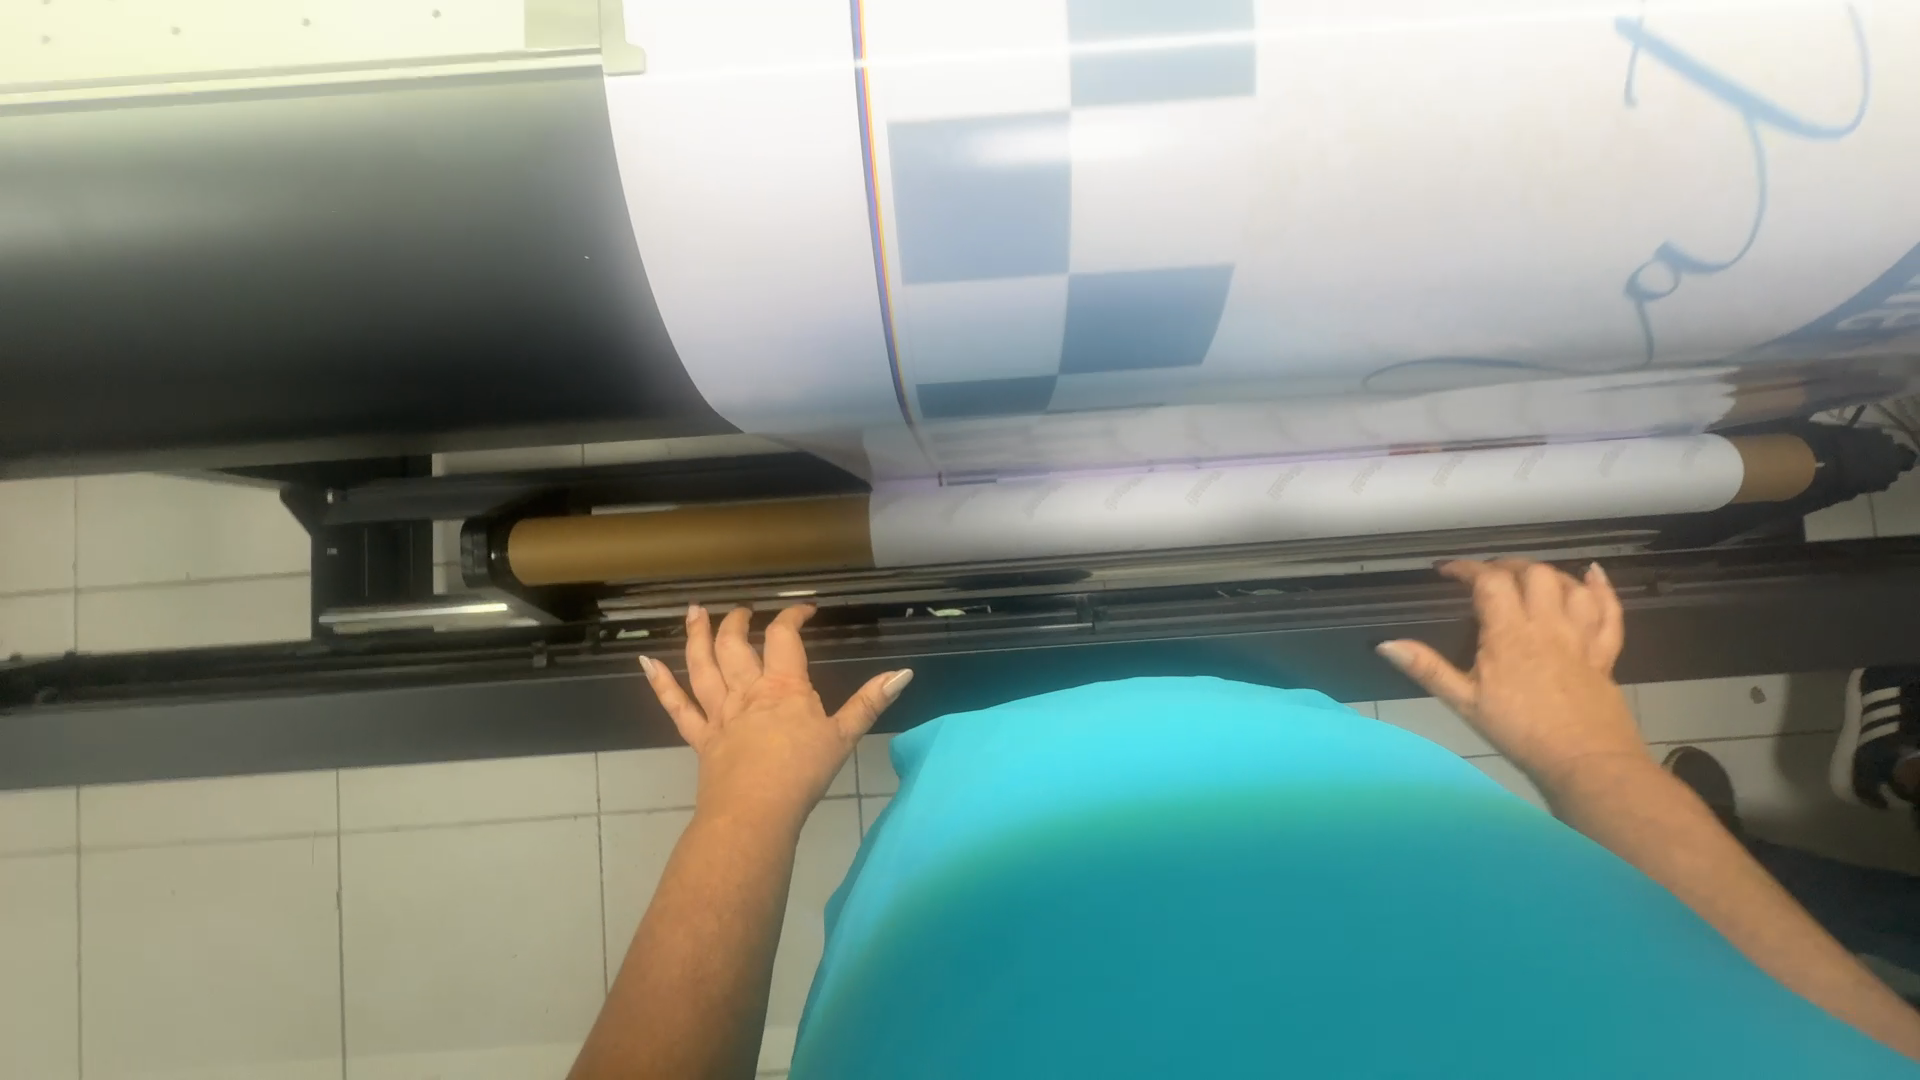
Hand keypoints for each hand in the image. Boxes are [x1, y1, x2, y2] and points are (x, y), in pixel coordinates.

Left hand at [639, 604, 911, 828]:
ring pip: (702, 665)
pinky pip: (676, 705)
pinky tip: (646, 662)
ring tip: (693, 611)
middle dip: (738, 621)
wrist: (755, 814)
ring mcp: (719, 712)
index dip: (794, 615)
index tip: (805, 608)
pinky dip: (660, 683)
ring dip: (696, 635)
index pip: (785, 636)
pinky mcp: (699, 736)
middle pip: (736, 645)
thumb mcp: (844, 736)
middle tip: (741, 609)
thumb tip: (904, 673)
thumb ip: (871, 701)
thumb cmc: (802, 774)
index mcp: (784, 686)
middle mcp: (747, 690)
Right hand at [1376, 559, 1644, 791]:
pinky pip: (1610, 611)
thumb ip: (1427, 669)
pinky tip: (1592, 574)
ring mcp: (1581, 638)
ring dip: (1546, 574)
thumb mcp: (1464, 702)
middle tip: (1484, 575)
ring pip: (1570, 587)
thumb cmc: (1520, 732)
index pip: (1489, 582)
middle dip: (1505, 566)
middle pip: (1534, 574)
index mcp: (1509, 636)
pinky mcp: (1605, 654)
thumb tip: (1385, 644)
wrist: (1588, 763)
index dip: (1466, 568)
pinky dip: (1601, 587)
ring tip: (1525, 578)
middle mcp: (1548, 627)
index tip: (1446, 571)